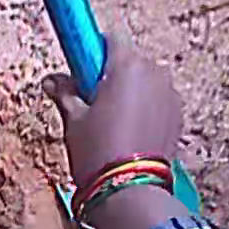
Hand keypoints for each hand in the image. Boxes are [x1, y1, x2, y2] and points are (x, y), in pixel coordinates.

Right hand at [43, 36, 183, 186]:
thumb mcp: (73, 122)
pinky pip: (154, 103)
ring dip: (126, 96)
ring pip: (142, 84)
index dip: (90, 52)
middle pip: (127, 63)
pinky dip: (140, 112)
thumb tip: (51, 80)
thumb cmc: (96, 152)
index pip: (109, 39)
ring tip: (107, 128)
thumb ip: (65, 95)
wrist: (128, 188)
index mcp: (126, 67)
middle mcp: (154, 71)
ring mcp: (169, 92)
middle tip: (87, 108)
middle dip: (108, 78)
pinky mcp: (177, 113)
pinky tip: (124, 136)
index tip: (78, 69)